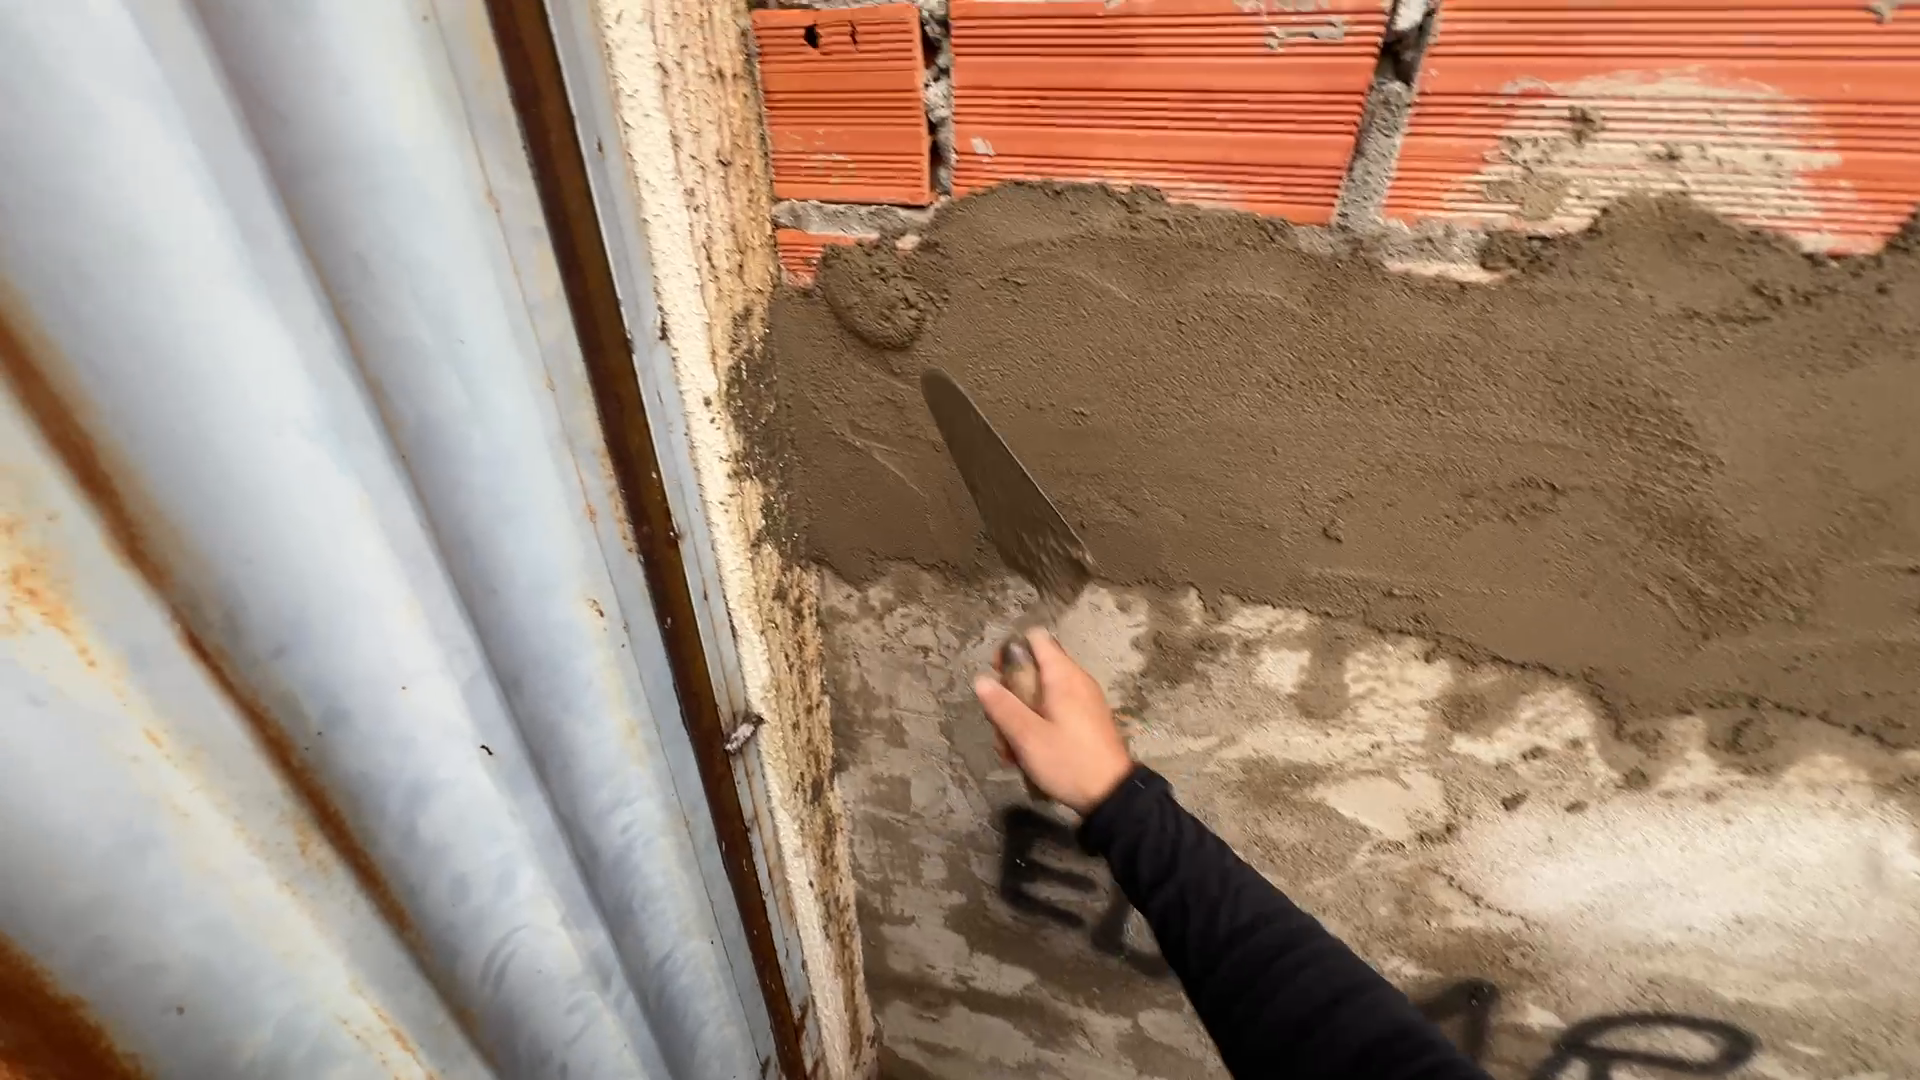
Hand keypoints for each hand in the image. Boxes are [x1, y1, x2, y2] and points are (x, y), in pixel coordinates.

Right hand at [973, 628, 1134, 814]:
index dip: (1011, 650)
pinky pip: (1055, 709)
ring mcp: (1083, 699)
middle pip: (1034, 668)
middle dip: (1011, 693)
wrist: (1111, 795)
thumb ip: (1002, 706)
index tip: (998, 677)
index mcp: (1063, 675)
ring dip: (1021, 715)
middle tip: (1001, 723)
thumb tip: (981, 679)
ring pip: (1041, 694)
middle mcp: (1075, 679)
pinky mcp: (1086, 719)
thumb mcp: (1027, 736)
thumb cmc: (1068, 760)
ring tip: (1011, 749)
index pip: (1035, 638)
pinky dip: (1038, 723)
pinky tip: (1028, 753)